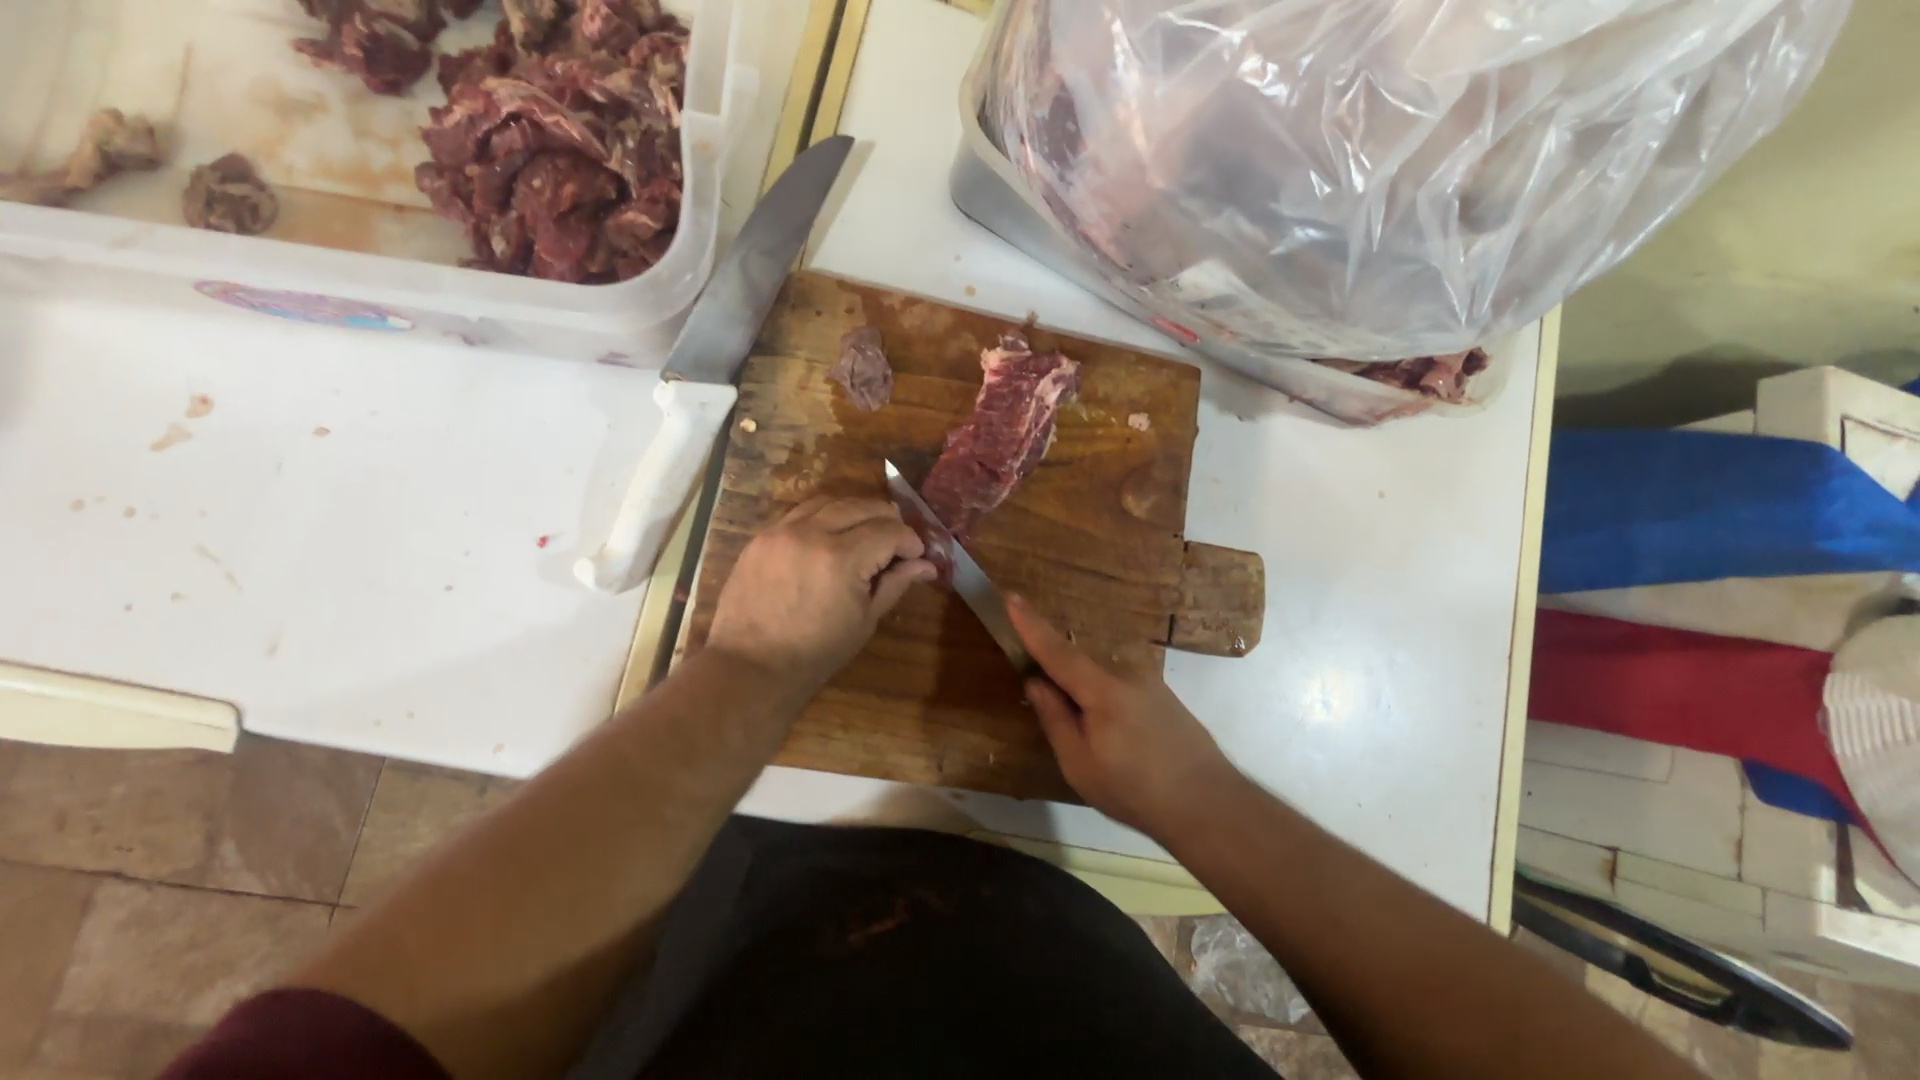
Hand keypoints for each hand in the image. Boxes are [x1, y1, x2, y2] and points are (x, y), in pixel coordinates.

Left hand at [707, 497, 936, 694]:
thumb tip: (927, 565)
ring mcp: (782, 531)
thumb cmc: (815, 653)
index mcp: (842, 558)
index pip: (889, 531)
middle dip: (887, 518)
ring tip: (866, 529)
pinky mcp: (762, 537)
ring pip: (829, 502)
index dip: (910, 540)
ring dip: (855, 510)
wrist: (750, 665)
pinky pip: (800, 513)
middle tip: (898, 539)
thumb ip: (894, 584)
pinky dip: (823, 516)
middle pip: (861, 506)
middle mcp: (812, 533)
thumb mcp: (864, 621)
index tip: (917, 554)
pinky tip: (831, 533)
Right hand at [1008, 595, 1244, 835]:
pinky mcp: (1164, 698)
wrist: (1210, 804)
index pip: (1057, 651)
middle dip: (1060, 684)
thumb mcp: (1080, 765)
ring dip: (1087, 703)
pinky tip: (1121, 748)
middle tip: (1058, 726)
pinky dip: (1107, 708)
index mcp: (1103, 689)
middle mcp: (1128, 674)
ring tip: (1100, 753)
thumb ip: (1055, 718)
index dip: (1031, 626)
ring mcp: (1150, 684)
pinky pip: (1120, 691)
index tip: (1011, 597)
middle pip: (1079, 667)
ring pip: (1102, 682)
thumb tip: (1036, 682)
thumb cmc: (1136, 790)